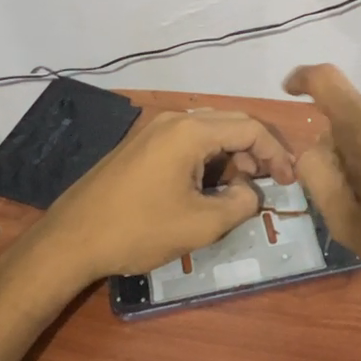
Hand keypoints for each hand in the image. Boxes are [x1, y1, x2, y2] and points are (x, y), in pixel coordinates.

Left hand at [32, 109, 295, 282]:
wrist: (70, 240)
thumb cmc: (139, 230)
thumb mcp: (201, 224)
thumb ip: (240, 204)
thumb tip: (251, 193)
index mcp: (190, 131)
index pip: (250, 128)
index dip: (276, 154)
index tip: (290, 181)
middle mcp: (173, 120)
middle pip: (231, 123)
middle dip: (256, 152)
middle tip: (269, 184)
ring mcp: (153, 131)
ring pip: (209, 132)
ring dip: (231, 156)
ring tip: (238, 191)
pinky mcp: (140, 147)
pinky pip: (186, 143)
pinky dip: (207, 160)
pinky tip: (207, 189)